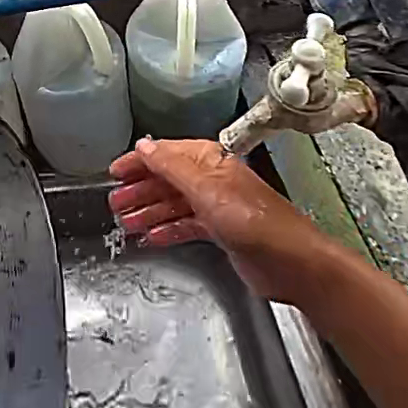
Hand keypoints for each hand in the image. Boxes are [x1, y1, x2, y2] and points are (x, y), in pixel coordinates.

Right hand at [108, 137, 330, 302]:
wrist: (293, 262)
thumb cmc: (254, 221)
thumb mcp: (205, 189)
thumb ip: (171, 166)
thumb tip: (144, 145)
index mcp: (208, 160)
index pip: (164, 155)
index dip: (137, 162)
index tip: (114, 171)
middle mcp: (211, 179)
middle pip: (166, 180)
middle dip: (139, 190)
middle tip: (115, 202)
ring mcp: (216, 205)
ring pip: (173, 204)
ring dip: (149, 211)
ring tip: (126, 223)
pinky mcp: (221, 231)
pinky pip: (186, 225)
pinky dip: (168, 229)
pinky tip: (152, 237)